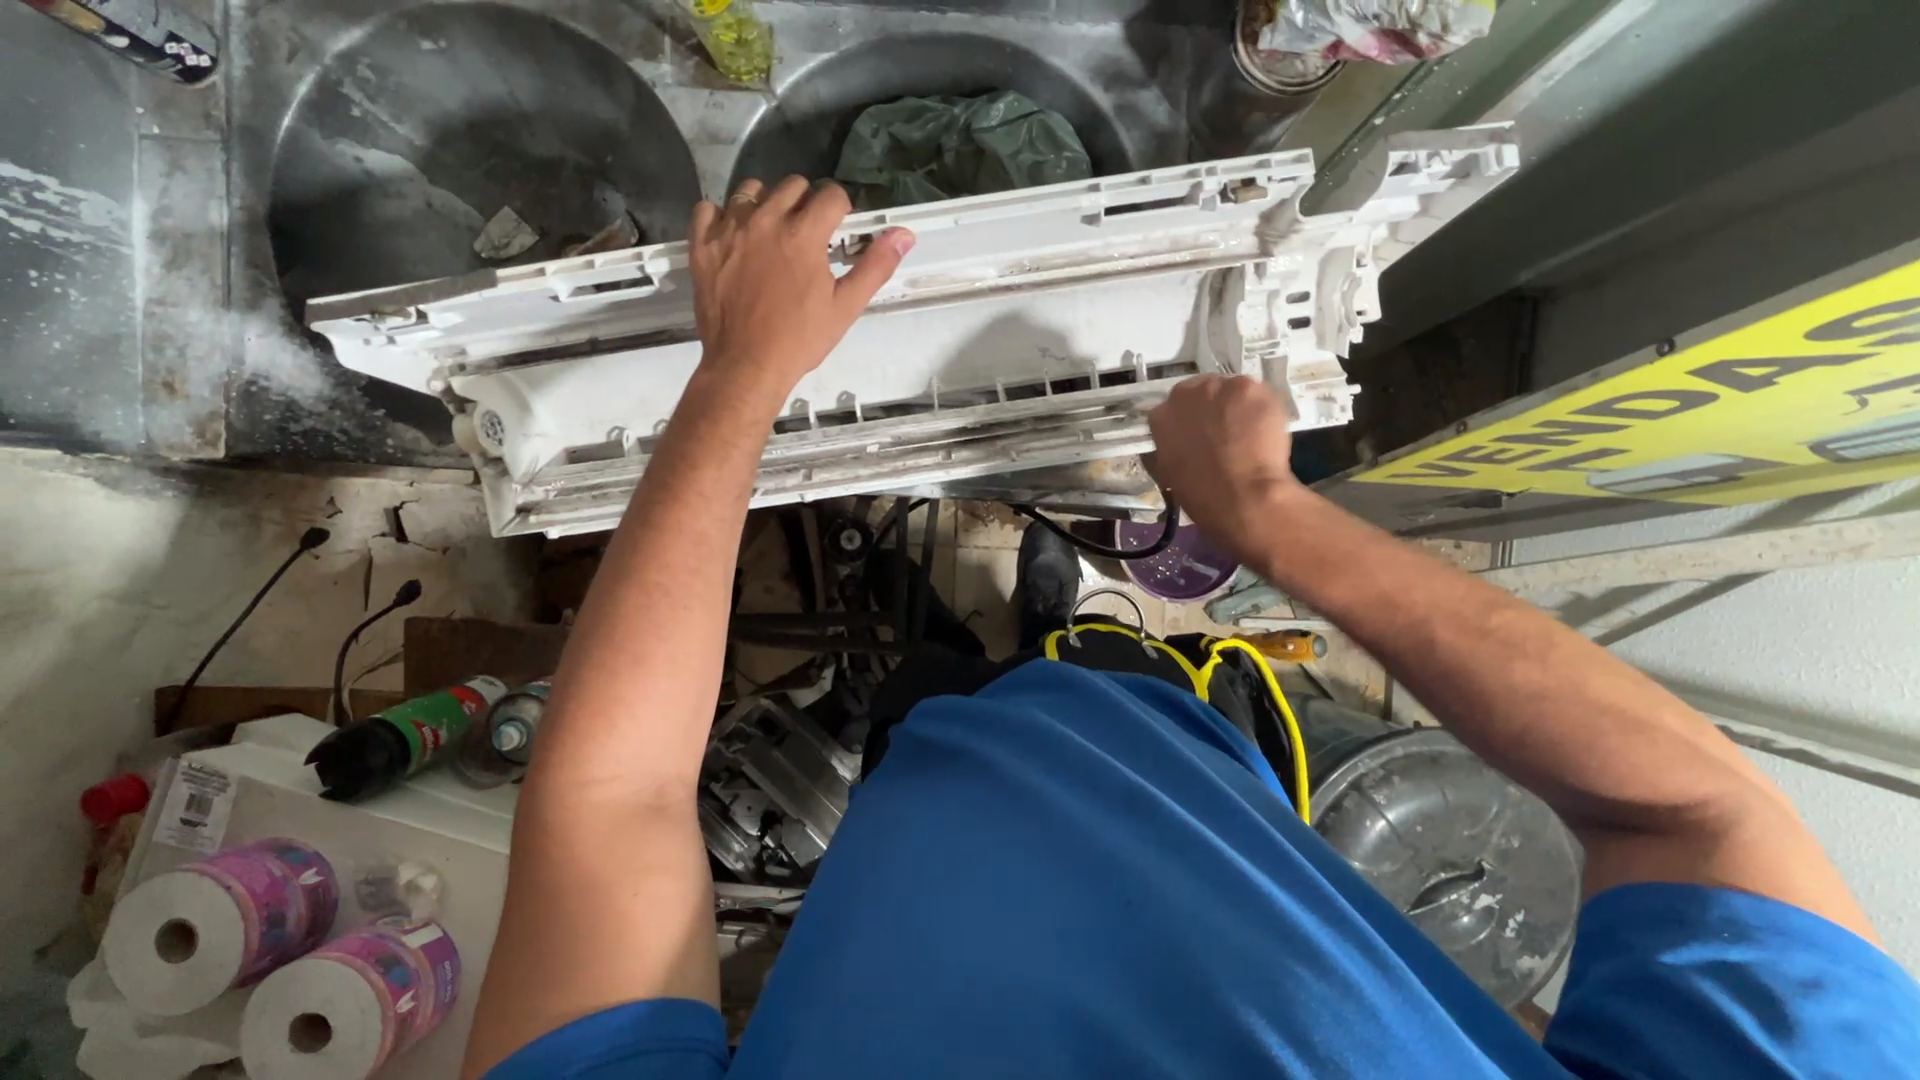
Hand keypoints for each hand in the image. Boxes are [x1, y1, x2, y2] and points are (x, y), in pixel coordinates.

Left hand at [687, 176, 914, 405]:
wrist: (746, 365)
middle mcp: (765, 221)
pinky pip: (708, 209)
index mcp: (804, 235)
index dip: (840, 210)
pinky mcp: (702, 245)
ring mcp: (729, 230)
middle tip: (807, 236)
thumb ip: (875, 266)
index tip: (837, 229)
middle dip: (805, 204)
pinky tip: (734, 238)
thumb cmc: (800, 340)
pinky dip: (722, 217)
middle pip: (792, 185)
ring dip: (766, 204)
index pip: (830, 194)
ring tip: (770, 234)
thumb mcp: (845, 307)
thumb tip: (904, 234)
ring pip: (751, 190)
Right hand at [1145, 375, 1304, 564]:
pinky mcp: (1250, 388)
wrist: (1240, 494)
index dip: (1190, 422)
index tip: (1201, 434)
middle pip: (1201, 390)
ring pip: (1232, 390)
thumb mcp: (1167, 471)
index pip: (1173, 409)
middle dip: (1212, 406)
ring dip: (1238, 406)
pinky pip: (1257, 395)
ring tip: (1249, 431)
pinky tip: (1264, 431)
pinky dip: (1261, 409)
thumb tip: (1179, 442)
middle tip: (1226, 429)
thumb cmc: (1200, 493)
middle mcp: (1186, 393)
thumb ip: (1169, 446)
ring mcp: (1220, 387)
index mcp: (1161, 416)